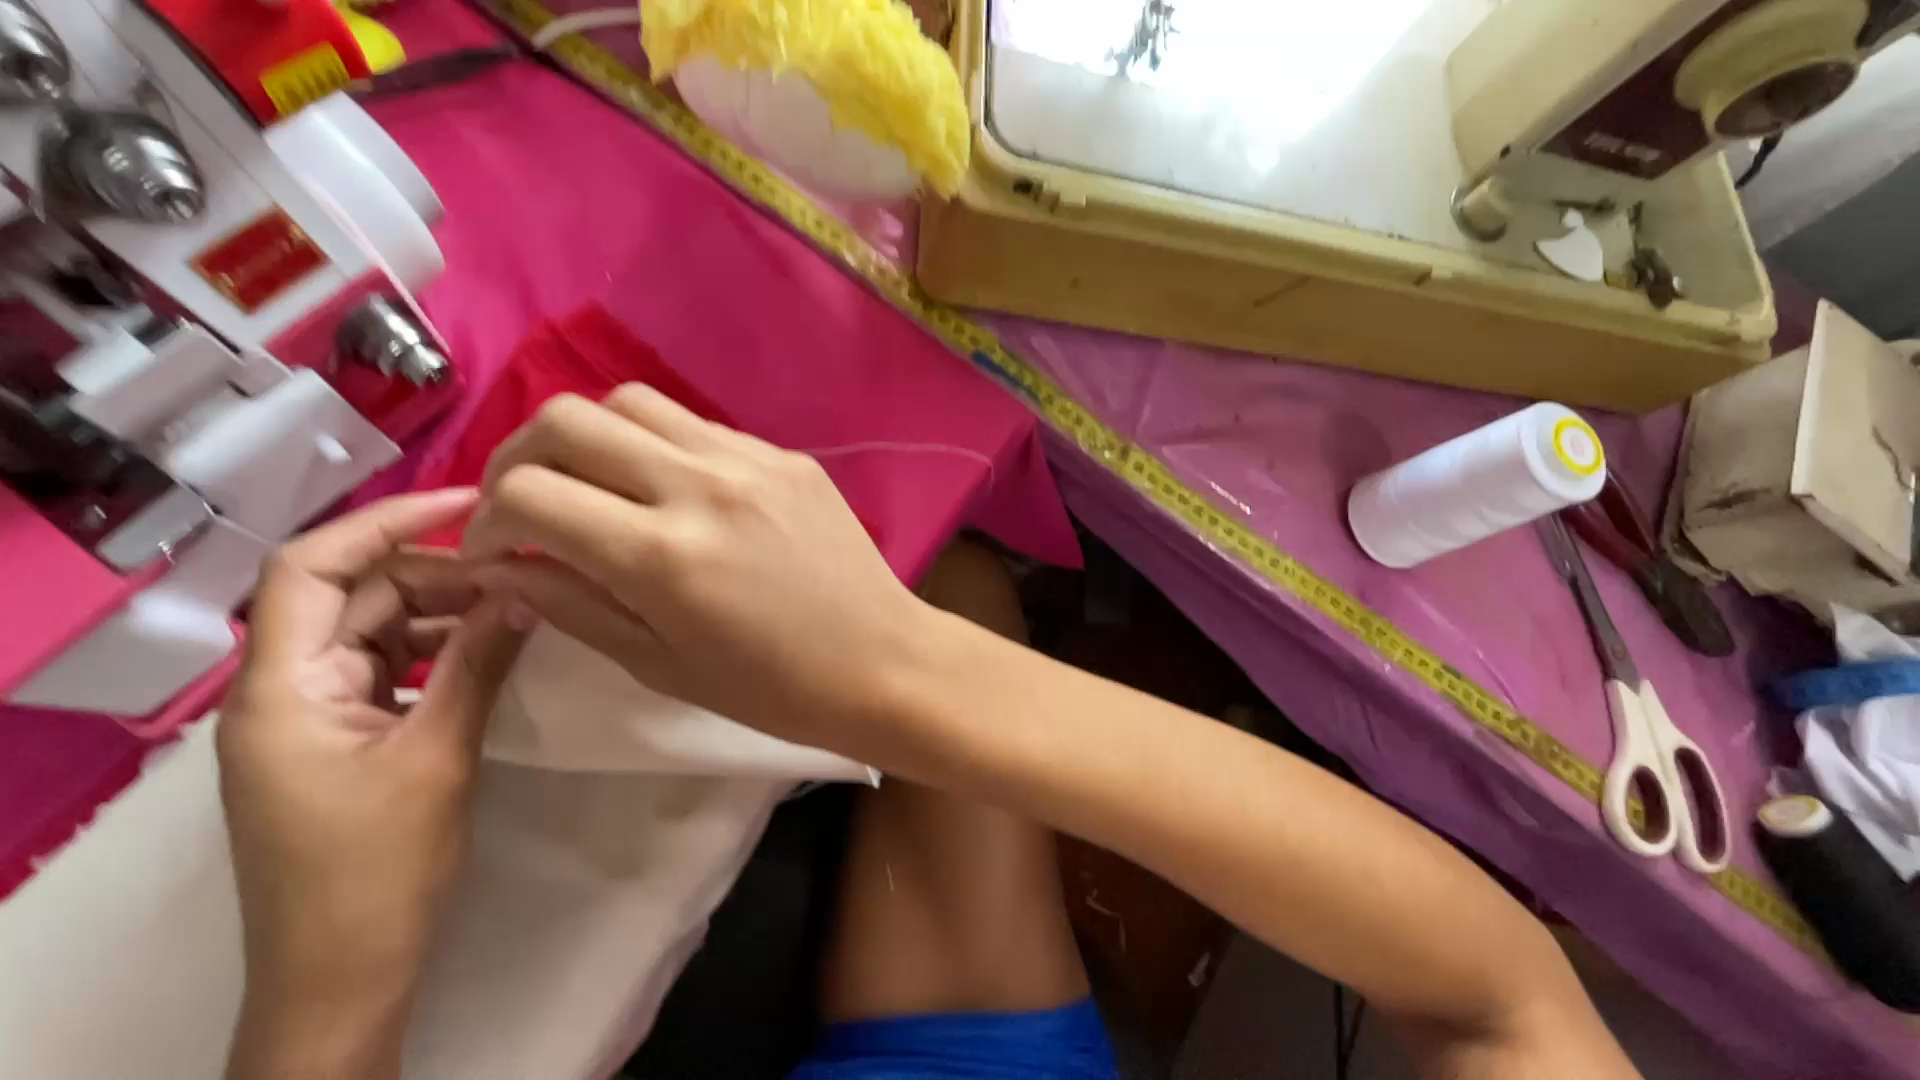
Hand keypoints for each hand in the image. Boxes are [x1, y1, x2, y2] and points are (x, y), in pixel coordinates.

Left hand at [219, 491, 526, 1078]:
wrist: (343, 972)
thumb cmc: (377, 868)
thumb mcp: (437, 756)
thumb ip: (477, 664)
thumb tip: (525, 590)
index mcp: (281, 686)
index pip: (311, 567)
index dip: (386, 521)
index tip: (471, 502)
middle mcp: (285, 687)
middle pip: (356, 595)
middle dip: (438, 573)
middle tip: (523, 570)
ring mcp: (314, 714)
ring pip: (379, 630)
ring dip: (446, 613)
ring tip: (520, 607)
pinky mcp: (342, 738)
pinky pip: (391, 669)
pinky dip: (440, 652)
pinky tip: (494, 651)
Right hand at [461, 386, 933, 757]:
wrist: (882, 663)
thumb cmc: (771, 689)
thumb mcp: (657, 664)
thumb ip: (571, 604)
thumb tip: (504, 565)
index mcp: (661, 553)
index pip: (529, 494)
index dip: (485, 523)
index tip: (490, 552)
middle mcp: (699, 485)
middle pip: (564, 420)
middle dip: (516, 459)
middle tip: (520, 506)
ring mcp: (749, 459)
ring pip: (630, 402)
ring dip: (585, 438)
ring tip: (587, 486)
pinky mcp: (784, 455)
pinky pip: (695, 426)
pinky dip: (655, 446)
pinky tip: (663, 489)